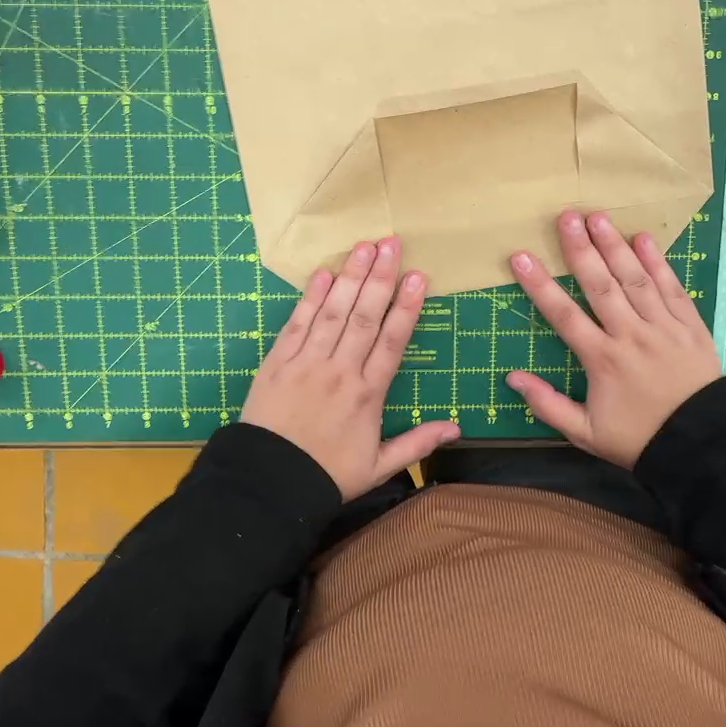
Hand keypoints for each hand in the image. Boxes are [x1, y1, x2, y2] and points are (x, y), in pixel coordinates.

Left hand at [242, 237, 460, 499]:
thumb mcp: (378, 467)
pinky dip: (310, 298)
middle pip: (365, 317)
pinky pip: (297, 324)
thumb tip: (457, 428)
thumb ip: (417, 443)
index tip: (418, 276)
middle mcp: (340, 371)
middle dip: (379, 277)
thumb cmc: (327, 476)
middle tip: (391, 243)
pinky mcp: (277, 362)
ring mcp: (307, 363)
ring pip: (333, 313)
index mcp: (368, 395)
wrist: (268, 483)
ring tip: (364, 246)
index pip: (392, 342)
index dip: (406, 307)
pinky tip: (324, 275)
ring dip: (350, 277)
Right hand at [506, 211, 721, 468]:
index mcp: (602, 360)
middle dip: (580, 250)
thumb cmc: (638, 439)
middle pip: (600, 286)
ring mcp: (663, 328)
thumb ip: (547, 405)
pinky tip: (644, 239)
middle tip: (565, 217)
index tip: (521, 257)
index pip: (564, 316)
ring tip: (597, 217)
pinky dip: (658, 263)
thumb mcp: (585, 433)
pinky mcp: (690, 326)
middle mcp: (631, 336)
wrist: (703, 445)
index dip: (540, 285)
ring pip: (635, 280)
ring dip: (615, 246)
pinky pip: (672, 289)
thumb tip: (512, 378)